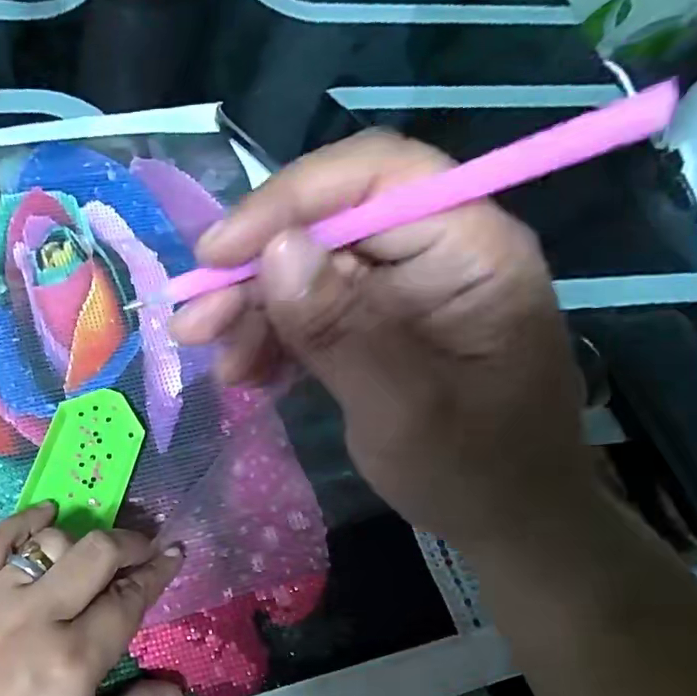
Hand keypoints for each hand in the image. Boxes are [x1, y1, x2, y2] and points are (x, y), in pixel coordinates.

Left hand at [0, 502, 184, 695]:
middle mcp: (36, 616)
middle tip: (147, 549)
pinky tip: (45, 514)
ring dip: (84, 537)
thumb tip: (173, 686)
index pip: (127, 600)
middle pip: (94, 553)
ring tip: (101, 549)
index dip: (157, 573)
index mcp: (71, 662)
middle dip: (130, 543)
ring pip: (50, 540)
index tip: (176, 555)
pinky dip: (25, 520)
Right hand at [170, 131, 594, 547]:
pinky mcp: (370, 323)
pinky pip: (303, 311)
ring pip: (302, 269)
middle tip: (194, 324)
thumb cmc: (474, 472)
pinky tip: (245, 374)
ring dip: (248, 312)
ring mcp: (397, 289)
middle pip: (325, 225)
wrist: (503, 518)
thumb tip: (273, 252)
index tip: (217, 254)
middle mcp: (431, 253)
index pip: (376, 177)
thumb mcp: (404, 411)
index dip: (289, 200)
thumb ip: (342, 331)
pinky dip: (265, 339)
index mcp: (469, 250)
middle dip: (251, 270)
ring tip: (219, 365)